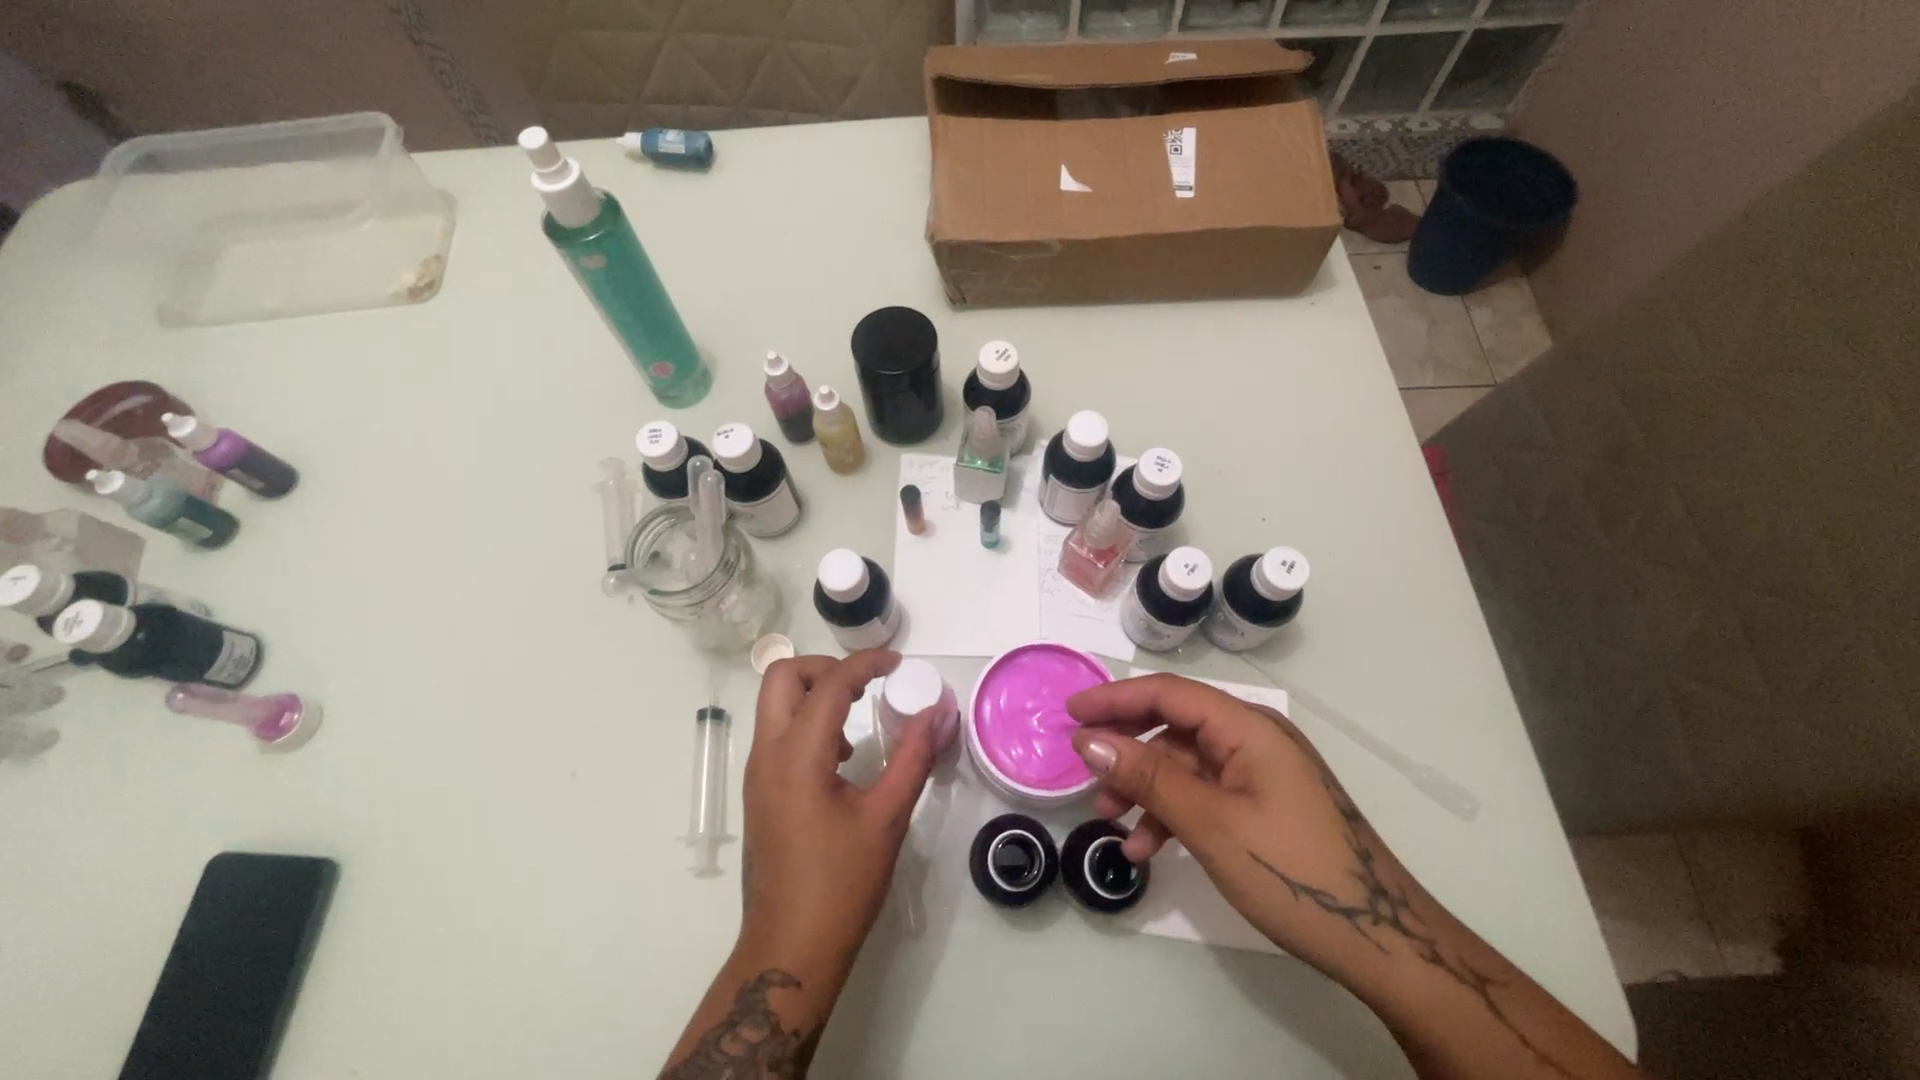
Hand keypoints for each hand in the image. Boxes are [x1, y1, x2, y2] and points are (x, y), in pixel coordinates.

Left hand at [740, 650, 936, 978]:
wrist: (791, 944)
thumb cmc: (842, 883)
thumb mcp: (887, 818)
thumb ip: (914, 757)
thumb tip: (938, 712)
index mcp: (796, 756)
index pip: (829, 684)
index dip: (866, 663)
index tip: (898, 664)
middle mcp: (767, 755)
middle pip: (782, 676)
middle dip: (826, 667)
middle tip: (867, 685)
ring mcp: (756, 774)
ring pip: (775, 704)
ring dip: (815, 695)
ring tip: (856, 723)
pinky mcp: (758, 792)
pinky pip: (777, 733)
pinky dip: (806, 723)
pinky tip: (841, 759)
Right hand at [1066, 673, 1399, 974]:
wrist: (1380, 938)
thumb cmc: (1291, 870)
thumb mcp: (1209, 823)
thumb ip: (1147, 776)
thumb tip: (1089, 739)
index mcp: (1248, 727)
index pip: (1168, 693)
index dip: (1115, 698)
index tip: (1069, 713)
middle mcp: (1254, 739)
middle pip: (1174, 727)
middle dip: (1127, 750)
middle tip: (1084, 774)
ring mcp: (1261, 773)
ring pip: (1185, 765)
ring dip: (1144, 789)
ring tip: (1111, 822)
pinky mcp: (1264, 805)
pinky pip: (1205, 794)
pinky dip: (1172, 814)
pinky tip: (1148, 849)